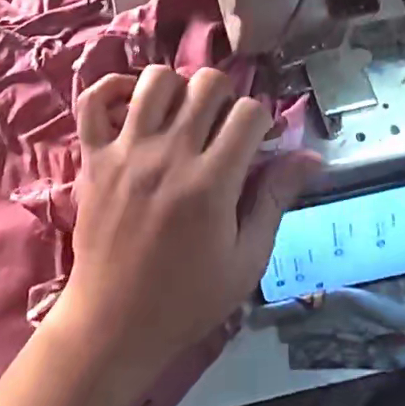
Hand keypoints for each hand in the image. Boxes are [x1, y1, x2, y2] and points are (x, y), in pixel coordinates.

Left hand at [52, 65, 320, 378]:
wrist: (113, 326)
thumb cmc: (188, 298)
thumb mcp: (247, 259)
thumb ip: (276, 199)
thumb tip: (311, 156)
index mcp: (211, 183)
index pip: (250, 112)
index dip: (262, 120)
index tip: (256, 141)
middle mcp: (168, 156)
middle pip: (207, 83)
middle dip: (226, 97)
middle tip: (222, 127)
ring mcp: (125, 152)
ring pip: (156, 79)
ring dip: (178, 88)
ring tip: (183, 116)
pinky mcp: (93, 158)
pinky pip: (94, 99)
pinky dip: (115, 88)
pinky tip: (135, 104)